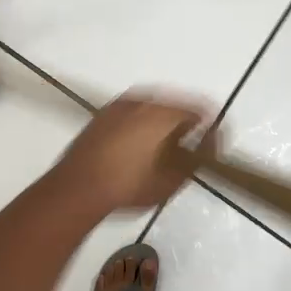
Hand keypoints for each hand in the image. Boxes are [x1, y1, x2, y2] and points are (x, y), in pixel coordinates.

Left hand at [49, 92, 217, 214]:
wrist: (76, 189)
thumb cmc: (128, 186)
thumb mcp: (171, 180)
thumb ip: (197, 160)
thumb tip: (212, 145)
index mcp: (162, 112)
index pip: (198, 109)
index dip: (210, 126)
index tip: (214, 142)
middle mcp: (141, 101)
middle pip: (173, 104)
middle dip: (184, 122)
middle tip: (191, 143)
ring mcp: (118, 106)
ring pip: (150, 107)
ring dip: (161, 122)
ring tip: (165, 146)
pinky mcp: (101, 115)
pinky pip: (131, 113)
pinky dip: (140, 124)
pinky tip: (139, 145)